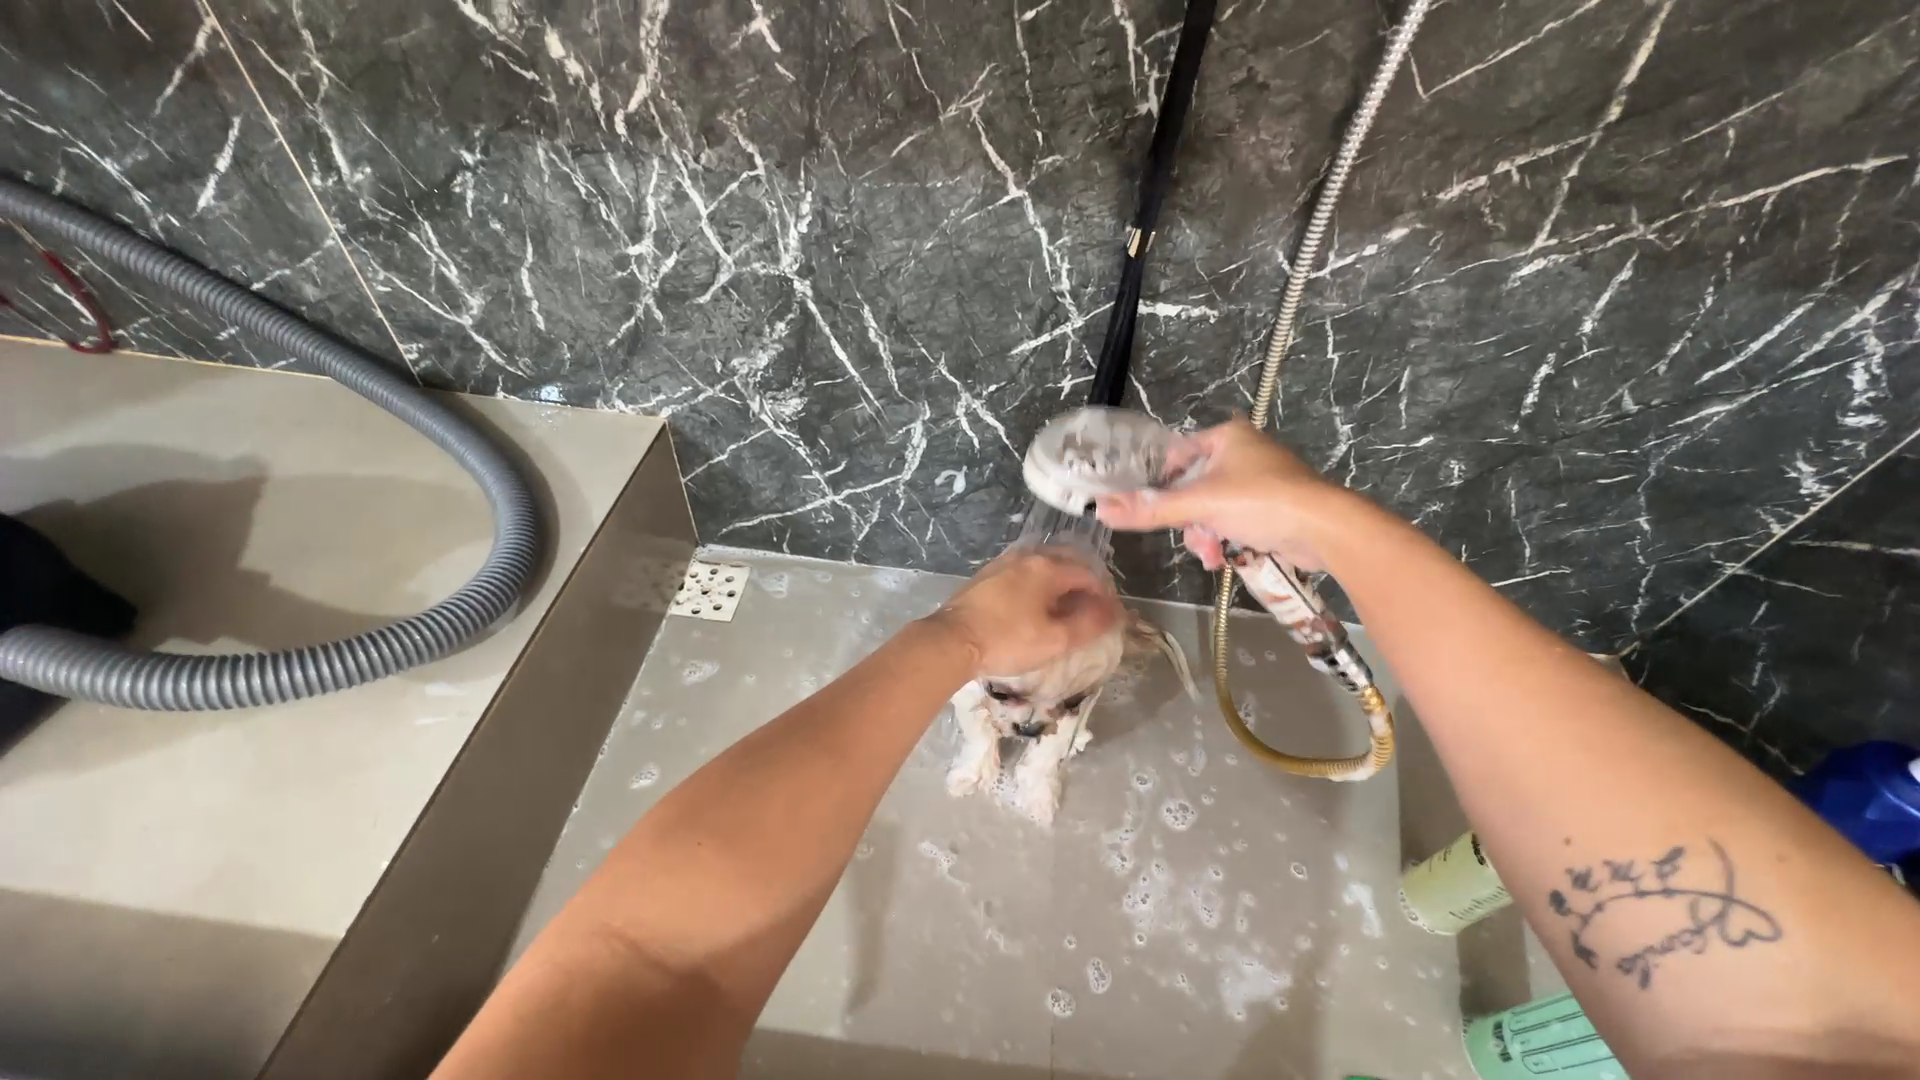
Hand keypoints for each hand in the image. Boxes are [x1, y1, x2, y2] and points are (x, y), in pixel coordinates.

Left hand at [927, 548, 1123, 676]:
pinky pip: (1022, 572)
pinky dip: (1037, 583)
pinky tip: (1033, 604)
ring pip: (1042, 565)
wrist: (951, 640)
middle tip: (1089, 608)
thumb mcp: (1055, 639)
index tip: (1109, 614)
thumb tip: (1113, 611)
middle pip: (1065, 563)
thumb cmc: (1007, 641)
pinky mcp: (986, 575)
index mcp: (1047, 568)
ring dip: (1059, 582)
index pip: (1088, 574)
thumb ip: (1088, 624)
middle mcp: (1026, 557)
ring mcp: (1003, 563)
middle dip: (1082, 583)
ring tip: (1063, 607)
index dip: (1103, 594)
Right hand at [1094, 417, 1348, 571]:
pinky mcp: (1273, 507)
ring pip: (1211, 508)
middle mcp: (1243, 452)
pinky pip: (1233, 520)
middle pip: (1192, 487)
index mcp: (1226, 437)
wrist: (1324, 529)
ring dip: (1205, 534)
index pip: (1176, 455)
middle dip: (1187, 520)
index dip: (1159, 482)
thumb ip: (1150, 509)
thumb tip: (1101, 510)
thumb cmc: (1260, 502)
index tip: (1150, 508)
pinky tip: (1225, 557)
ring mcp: (1260, 480)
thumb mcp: (1199, 505)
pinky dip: (1225, 538)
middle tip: (1191, 537)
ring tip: (1211, 554)